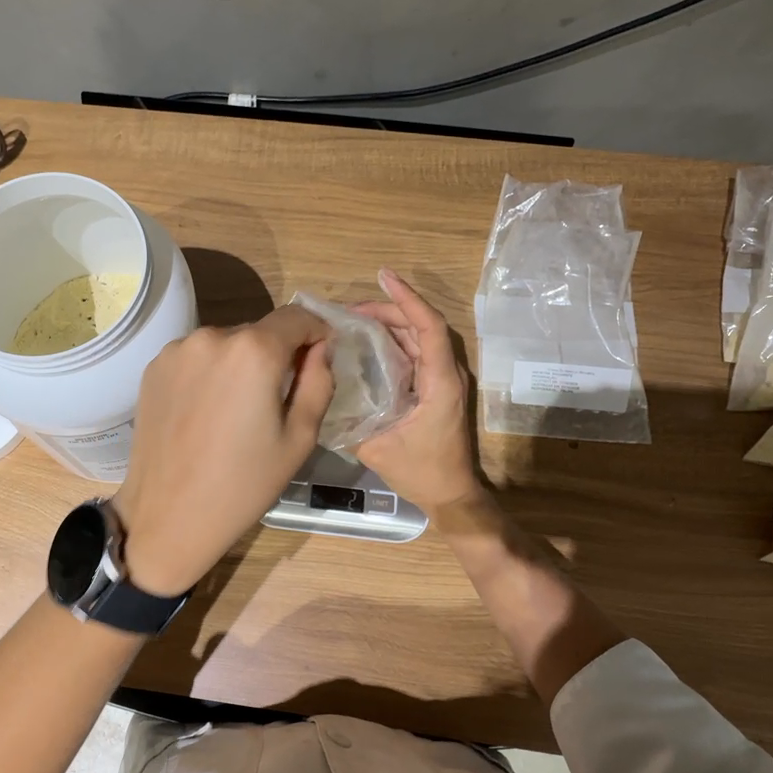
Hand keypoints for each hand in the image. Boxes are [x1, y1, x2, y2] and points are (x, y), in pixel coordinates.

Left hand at [114, 306, 333, 596]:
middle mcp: (212, 337)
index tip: (322, 355)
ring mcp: (177, 351)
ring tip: (238, 411)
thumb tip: (320, 349)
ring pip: (226, 344)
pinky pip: (196, 358)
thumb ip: (319, 382)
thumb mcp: (299, 438)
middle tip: (280, 398)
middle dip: (277, 354)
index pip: (297, 317)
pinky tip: (207, 412)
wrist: (168, 516)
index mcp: (253, 351)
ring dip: (240, 364)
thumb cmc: (243, 485)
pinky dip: (210, 373)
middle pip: (259, 331)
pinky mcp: (153, 368)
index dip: (317, 331)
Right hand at [351, 269, 491, 522]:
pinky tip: (366, 344)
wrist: (452, 495)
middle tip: (349, 310)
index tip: (383, 277)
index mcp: (440, 381)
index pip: (428, 326)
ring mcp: (443, 380)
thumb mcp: (378, 449)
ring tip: (353, 320)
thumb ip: (349, 421)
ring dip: (389, 324)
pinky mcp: (435, 389)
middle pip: (421, 326)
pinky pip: (415, 353)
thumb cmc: (422, 472)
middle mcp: (446, 373)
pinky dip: (392, 342)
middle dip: (388, 309)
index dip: (406, 299)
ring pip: (418, 338)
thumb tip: (320, 394)